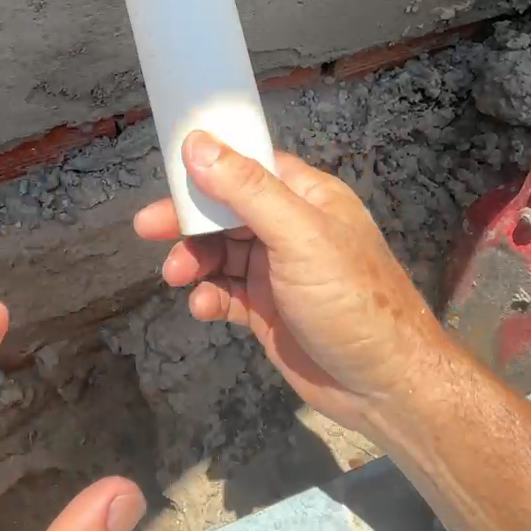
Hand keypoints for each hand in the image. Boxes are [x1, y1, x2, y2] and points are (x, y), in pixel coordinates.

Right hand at [133, 131, 448, 432]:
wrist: (384, 387)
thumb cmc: (348, 297)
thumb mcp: (298, 235)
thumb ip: (246, 189)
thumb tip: (198, 144)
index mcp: (306, 197)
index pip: (250, 166)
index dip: (210, 164)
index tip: (170, 169)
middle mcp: (289, 228)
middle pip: (227, 210)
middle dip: (188, 218)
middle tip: (147, 227)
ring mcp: (277, 271)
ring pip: (221, 252)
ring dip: (194, 259)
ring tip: (175, 275)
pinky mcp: (266, 311)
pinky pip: (226, 292)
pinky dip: (209, 295)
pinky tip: (203, 306)